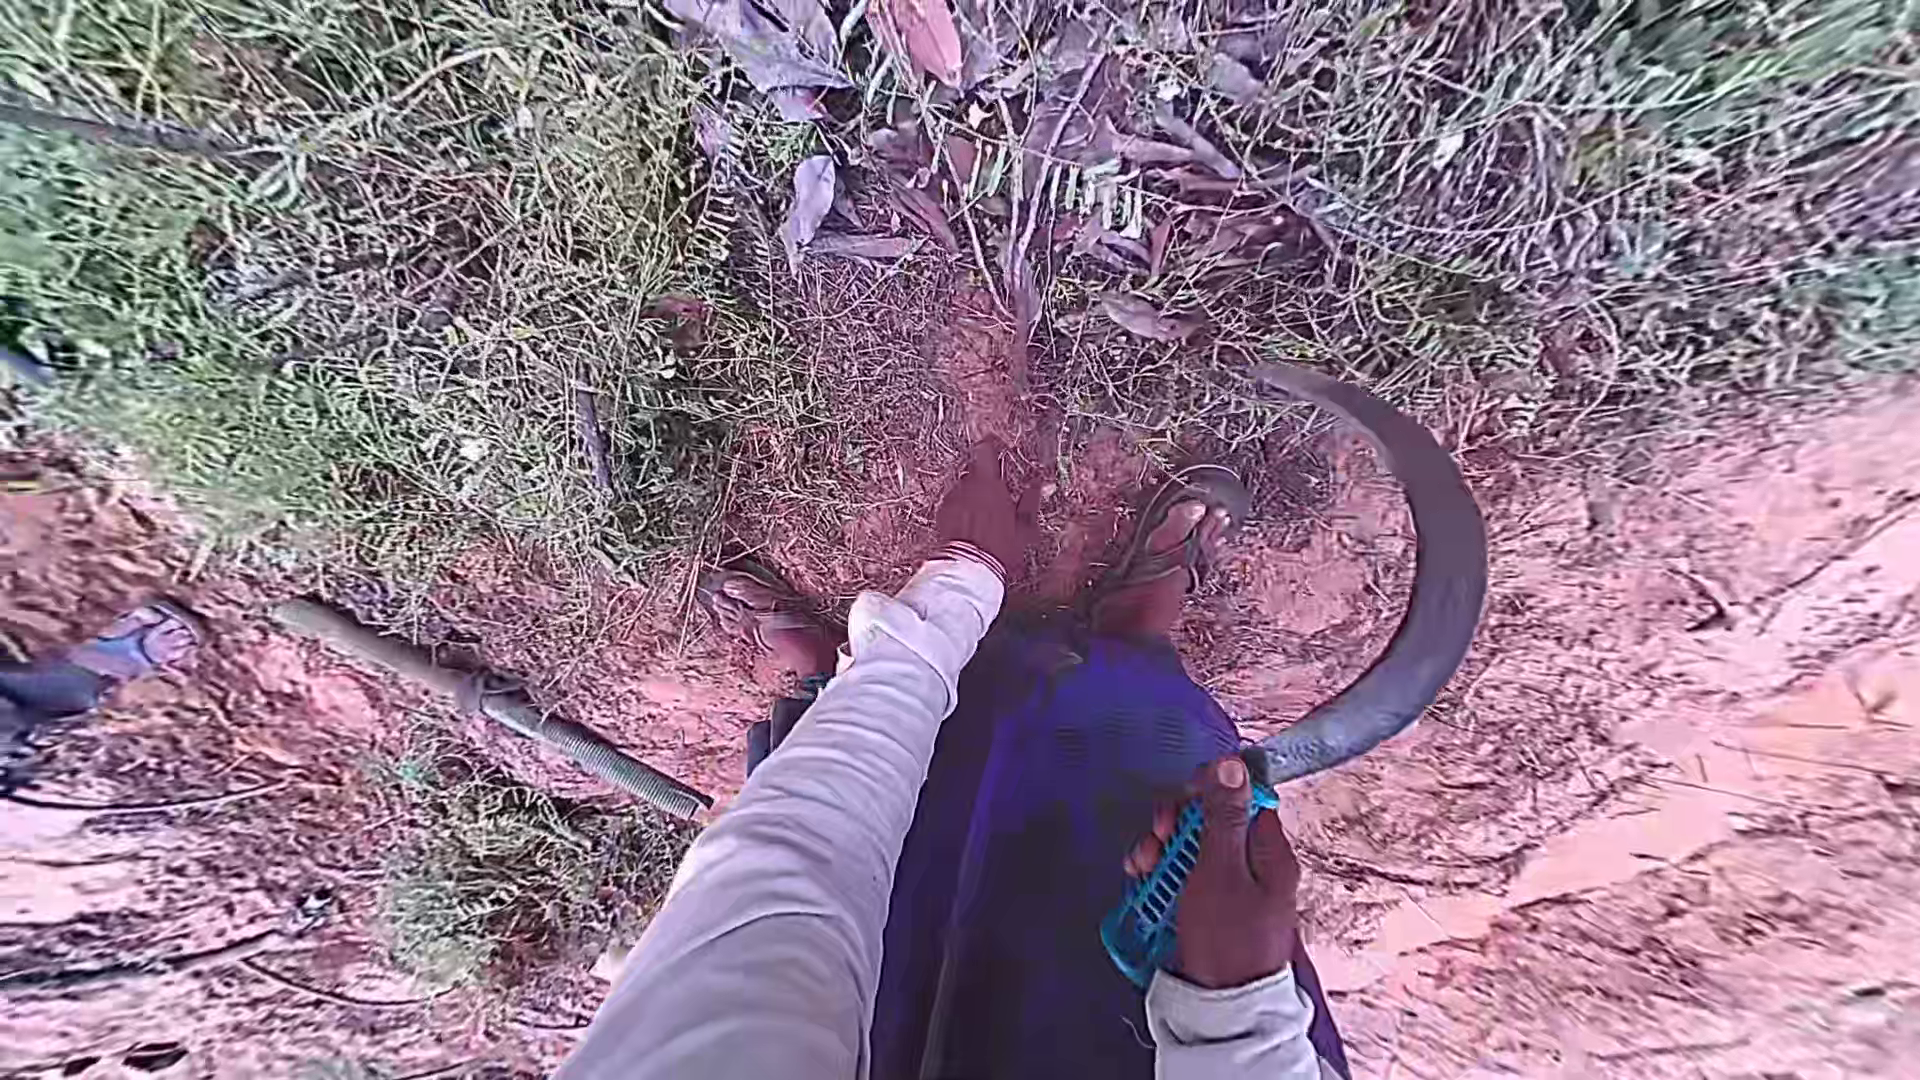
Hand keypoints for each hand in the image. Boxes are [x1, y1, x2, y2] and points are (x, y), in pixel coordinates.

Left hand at [934, 438, 1038, 576]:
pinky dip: (961, 508)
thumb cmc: (1000, 547)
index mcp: (989, 483)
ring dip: (972, 494)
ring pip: (963, 487)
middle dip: (985, 478)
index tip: (997, 446)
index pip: (985, 449)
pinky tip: (971, 524)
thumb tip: (1040, 485)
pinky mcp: (942, 513)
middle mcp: (967, 486)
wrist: (970, 568)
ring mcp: (952, 499)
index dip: (991, 445)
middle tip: (997, 493)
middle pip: (974, 470)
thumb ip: (1031, 500)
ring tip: (984, 514)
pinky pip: (954, 503)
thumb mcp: (1025, 525)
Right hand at [1125, 754, 1300, 988]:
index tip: (1184, 799)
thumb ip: (1223, 815)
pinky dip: (1158, 867)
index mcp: (1266, 850)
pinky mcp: (1202, 898)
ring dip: (1161, 844)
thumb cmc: (1226, 934)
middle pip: (1209, 816)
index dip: (1209, 789)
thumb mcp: (1221, 869)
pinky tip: (1141, 876)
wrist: (1221, 1009)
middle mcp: (1248, 860)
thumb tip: (1232, 761)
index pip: (1240, 796)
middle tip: (1161, 833)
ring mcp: (1224, 880)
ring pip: (1188, 840)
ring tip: (1144, 863)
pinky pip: (1178, 867)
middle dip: (1177, 820)